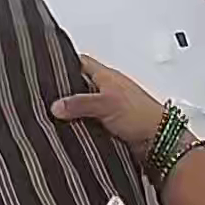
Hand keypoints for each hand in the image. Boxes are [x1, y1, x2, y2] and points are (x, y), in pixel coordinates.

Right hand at [50, 55, 168, 154]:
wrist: (159, 142)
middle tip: (44, 97)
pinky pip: (88, 123)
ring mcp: (108, 108)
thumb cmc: (141, 115)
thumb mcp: (106, 103)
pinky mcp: (109, 126)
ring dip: (71, 112)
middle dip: (64, 92)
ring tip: (50, 116)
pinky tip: (67, 131)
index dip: (65, 61)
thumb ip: (79, 103)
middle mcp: (107, 90)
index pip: (82, 62)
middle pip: (79, 86)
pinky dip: (79, 126)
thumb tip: (56, 105)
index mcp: (107, 76)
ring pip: (82, 106)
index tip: (48, 65)